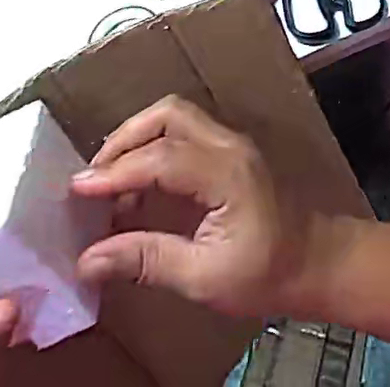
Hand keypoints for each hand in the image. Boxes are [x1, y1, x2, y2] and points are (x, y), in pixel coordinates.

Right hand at [69, 95, 318, 317]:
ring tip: (107, 187)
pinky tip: (136, 189)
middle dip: (125, 138)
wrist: (315, 259)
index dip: (115, 171)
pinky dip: (156, 149)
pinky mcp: (232, 155)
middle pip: (171, 114)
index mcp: (228, 172)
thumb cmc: (266, 270)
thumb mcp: (204, 276)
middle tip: (90, 180)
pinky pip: (188, 135)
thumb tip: (87, 258)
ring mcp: (235, 145)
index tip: (73, 192)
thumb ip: (147, 259)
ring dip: (139, 141)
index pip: (162, 156)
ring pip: (180, 118)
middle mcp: (231, 146)